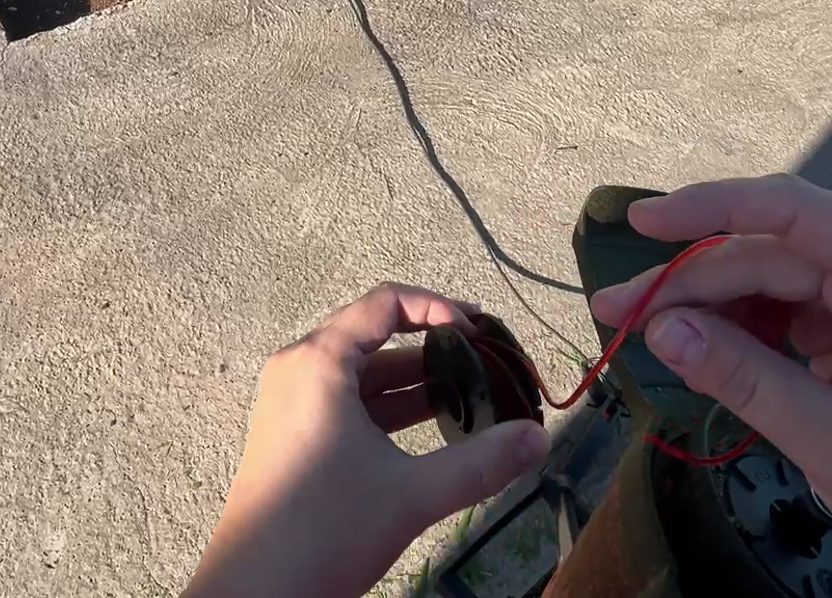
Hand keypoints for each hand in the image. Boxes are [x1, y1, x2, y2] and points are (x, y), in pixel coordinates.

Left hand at [183, 284, 548, 597]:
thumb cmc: (325, 530)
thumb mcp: (409, 494)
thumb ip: (480, 464)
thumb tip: (539, 438)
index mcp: (319, 360)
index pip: (385, 302)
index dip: (436, 306)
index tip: (477, 329)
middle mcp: (300, 366)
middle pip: (374, 331)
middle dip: (431, 341)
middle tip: (480, 352)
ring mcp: (292, 399)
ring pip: (363, 369)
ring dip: (413, 377)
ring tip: (467, 387)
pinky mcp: (293, 429)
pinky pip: (349, 397)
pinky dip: (390, 403)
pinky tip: (432, 419)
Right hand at [590, 176, 831, 597]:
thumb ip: (749, 381)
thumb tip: (659, 328)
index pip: (796, 213)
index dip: (713, 206)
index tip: (642, 222)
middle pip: (763, 252)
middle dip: (688, 277)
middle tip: (614, 307)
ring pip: (758, 276)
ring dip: (699, 300)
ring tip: (637, 326)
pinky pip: (770, 308)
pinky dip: (727, 326)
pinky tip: (692, 344)